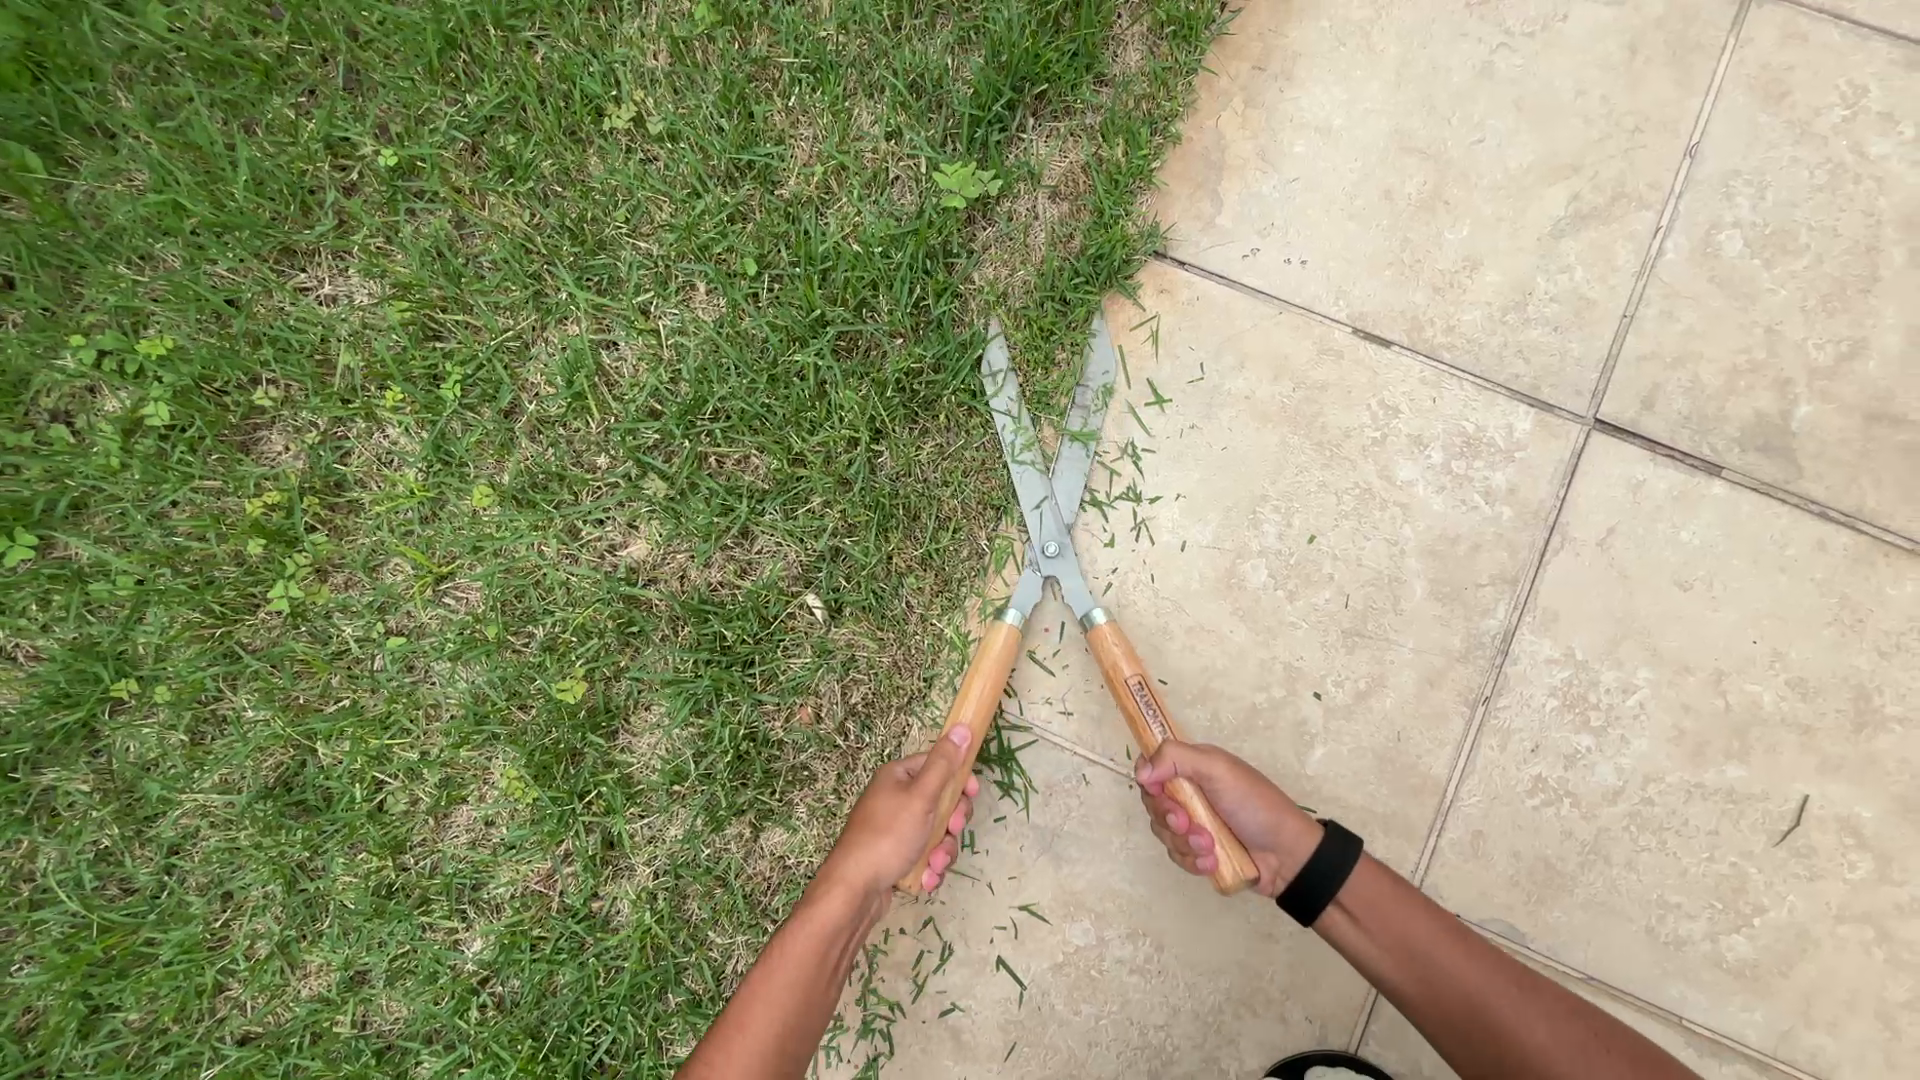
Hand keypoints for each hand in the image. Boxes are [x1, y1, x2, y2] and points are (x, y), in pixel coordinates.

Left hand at [819, 725, 978, 901]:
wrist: (854, 890)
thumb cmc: (887, 835)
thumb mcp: (921, 796)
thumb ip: (944, 764)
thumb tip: (962, 727)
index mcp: (899, 777)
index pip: (937, 765)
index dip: (958, 778)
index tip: (971, 793)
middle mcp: (896, 798)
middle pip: (942, 801)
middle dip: (952, 822)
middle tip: (951, 830)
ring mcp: (896, 829)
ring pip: (938, 832)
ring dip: (942, 850)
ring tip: (933, 864)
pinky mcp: (897, 855)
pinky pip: (926, 855)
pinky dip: (930, 867)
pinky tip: (925, 879)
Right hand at [1135, 741, 1322, 897]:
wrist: (1288, 856)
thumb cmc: (1255, 805)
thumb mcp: (1217, 769)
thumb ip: (1175, 758)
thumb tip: (1140, 771)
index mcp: (1192, 768)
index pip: (1152, 768)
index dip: (1149, 781)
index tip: (1158, 791)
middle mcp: (1190, 793)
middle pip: (1153, 803)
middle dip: (1169, 817)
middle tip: (1190, 824)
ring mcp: (1194, 824)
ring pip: (1163, 832)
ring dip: (1185, 843)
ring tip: (1211, 846)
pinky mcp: (1199, 852)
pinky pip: (1176, 856)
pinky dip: (1192, 861)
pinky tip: (1213, 861)